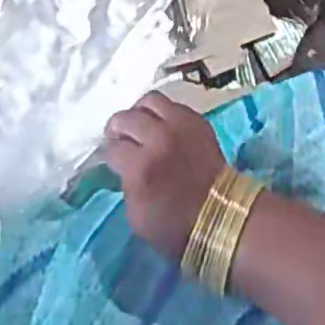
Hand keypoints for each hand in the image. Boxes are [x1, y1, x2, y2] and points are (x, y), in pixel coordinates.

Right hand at [102, 92, 226, 257]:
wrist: (217, 212)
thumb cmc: (172, 223)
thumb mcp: (135, 213)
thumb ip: (125, 181)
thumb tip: (121, 163)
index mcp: (140, 167)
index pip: (113, 147)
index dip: (107, 153)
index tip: (110, 157)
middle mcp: (158, 138)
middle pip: (127, 117)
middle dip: (117, 128)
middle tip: (118, 136)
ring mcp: (180, 124)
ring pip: (150, 100)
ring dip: (138, 111)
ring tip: (138, 124)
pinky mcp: (196, 119)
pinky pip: (172, 104)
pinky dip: (161, 113)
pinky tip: (159, 125)